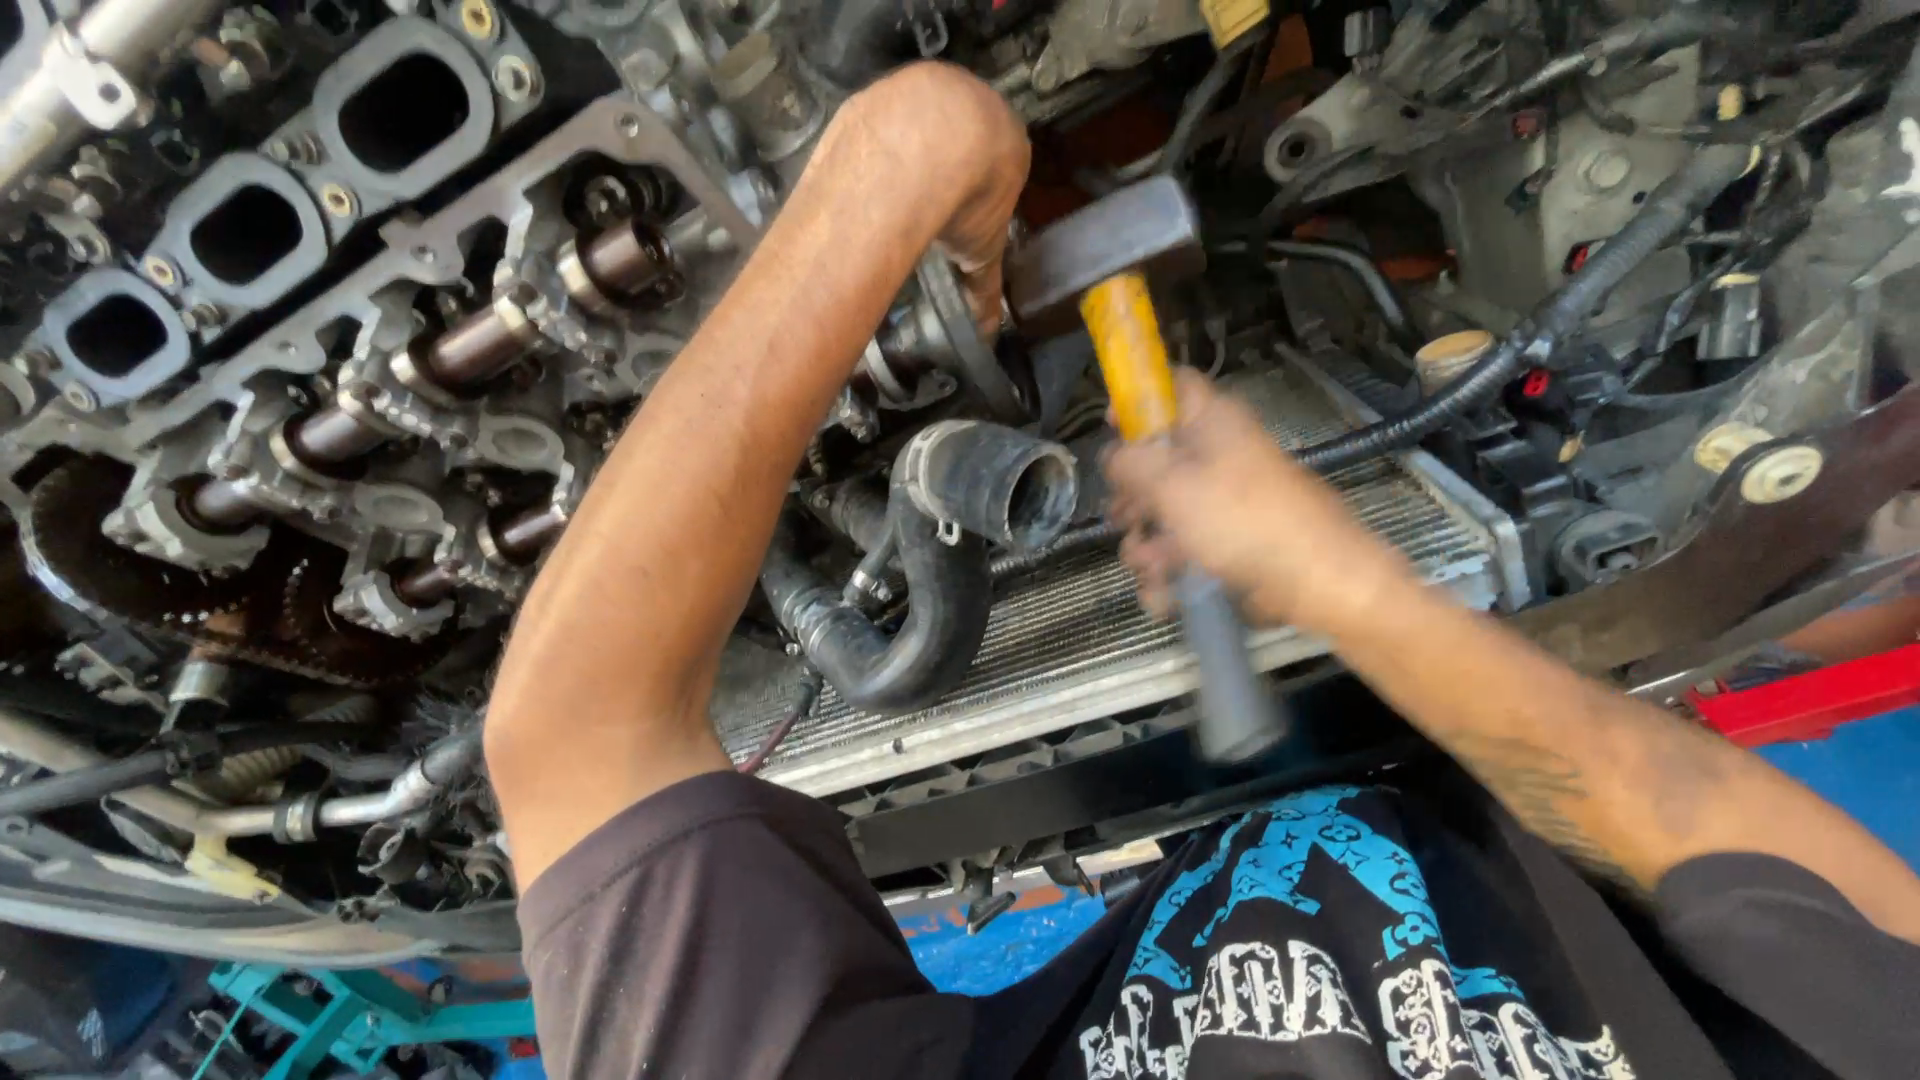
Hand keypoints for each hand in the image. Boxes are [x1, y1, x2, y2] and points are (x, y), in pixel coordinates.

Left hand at [818, 63, 1028, 335]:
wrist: (927, 141)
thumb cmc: (970, 195)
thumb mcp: (982, 250)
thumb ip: (983, 286)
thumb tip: (987, 332)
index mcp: (1008, 138)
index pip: (997, 165)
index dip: (979, 192)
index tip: (959, 216)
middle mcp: (972, 101)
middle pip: (957, 140)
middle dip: (943, 171)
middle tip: (926, 207)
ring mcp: (925, 89)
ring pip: (917, 125)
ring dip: (907, 155)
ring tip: (892, 195)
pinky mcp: (885, 90)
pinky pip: (880, 120)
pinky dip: (875, 146)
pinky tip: (867, 174)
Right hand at [1104, 370, 1416, 636]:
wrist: (1315, 578)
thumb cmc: (1242, 519)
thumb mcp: (1171, 484)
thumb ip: (1129, 462)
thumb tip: (1110, 453)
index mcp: (1211, 421)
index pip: (1171, 385)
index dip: (1136, 399)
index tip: (1109, 427)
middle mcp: (1218, 454)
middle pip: (1157, 458)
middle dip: (1132, 494)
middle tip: (1122, 516)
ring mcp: (1224, 500)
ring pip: (1165, 510)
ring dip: (1146, 542)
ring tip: (1149, 567)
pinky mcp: (1229, 541)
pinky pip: (1184, 547)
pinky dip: (1169, 569)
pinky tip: (1164, 594)